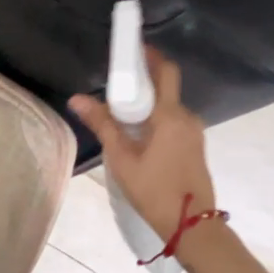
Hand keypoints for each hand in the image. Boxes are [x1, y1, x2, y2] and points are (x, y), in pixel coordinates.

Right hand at [68, 46, 215, 240]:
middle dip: (144, 79)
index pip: (165, 72)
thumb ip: (102, 125)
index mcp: (170, 115)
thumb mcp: (122, 159)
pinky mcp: (195, 146)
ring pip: (169, 106)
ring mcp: (195, 133)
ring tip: (122, 112)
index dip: (150, 55)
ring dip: (148, 103)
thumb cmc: (154, 191)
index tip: (132, 46)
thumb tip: (77, 99)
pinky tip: (138, 134)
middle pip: (166, 87)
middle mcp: (187, 117)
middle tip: (117, 81)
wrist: (192, 226)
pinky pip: (174, 121)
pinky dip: (156, 118)